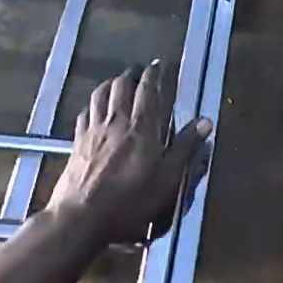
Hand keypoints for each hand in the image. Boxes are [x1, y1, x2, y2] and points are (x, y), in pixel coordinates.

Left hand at [47, 61, 210, 243]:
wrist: (81, 217)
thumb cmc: (131, 200)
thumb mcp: (168, 178)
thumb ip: (185, 147)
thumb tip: (205, 121)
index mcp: (142, 127)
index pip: (148, 91)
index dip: (154, 75)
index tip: (159, 65)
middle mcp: (116, 122)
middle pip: (121, 86)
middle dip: (132, 74)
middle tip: (140, 69)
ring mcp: (93, 131)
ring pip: (100, 95)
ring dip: (111, 83)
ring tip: (118, 80)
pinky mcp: (77, 142)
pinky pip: (84, 114)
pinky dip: (92, 104)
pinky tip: (94, 107)